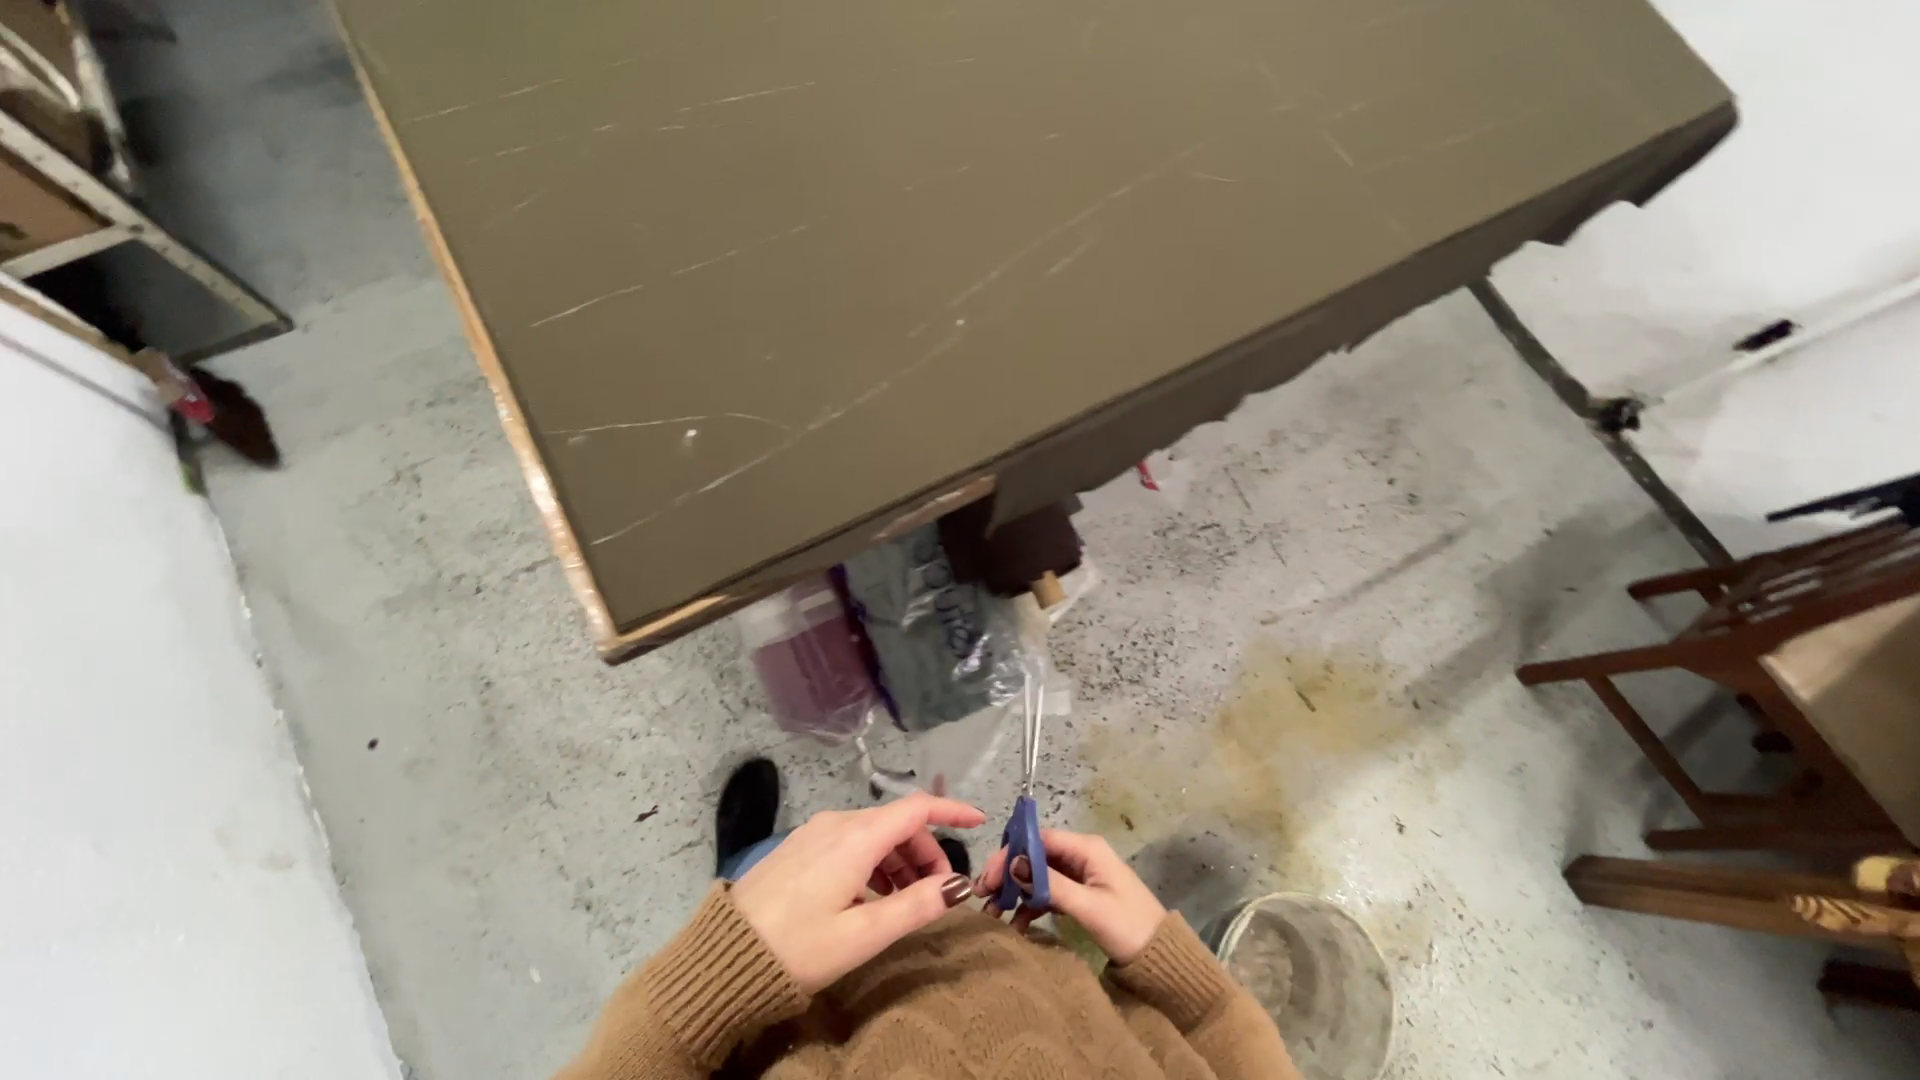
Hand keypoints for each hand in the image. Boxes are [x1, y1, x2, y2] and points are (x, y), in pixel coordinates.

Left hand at [731, 793, 985, 992]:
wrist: (725, 954)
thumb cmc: (798, 945)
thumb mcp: (863, 934)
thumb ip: (915, 906)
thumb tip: (959, 886)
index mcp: (856, 837)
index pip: (916, 808)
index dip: (952, 811)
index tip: (980, 820)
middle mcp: (837, 822)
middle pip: (897, 822)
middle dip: (925, 851)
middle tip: (936, 894)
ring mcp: (815, 832)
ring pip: (873, 833)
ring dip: (899, 860)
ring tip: (903, 902)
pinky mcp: (800, 846)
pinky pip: (850, 841)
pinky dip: (873, 862)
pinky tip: (870, 897)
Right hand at [979, 828, 1167, 963]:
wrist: (1161, 960)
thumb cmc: (1128, 927)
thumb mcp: (1088, 907)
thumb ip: (1050, 885)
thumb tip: (1014, 864)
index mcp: (1086, 848)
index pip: (1038, 839)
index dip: (1011, 854)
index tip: (988, 877)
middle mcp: (1081, 855)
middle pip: (1035, 855)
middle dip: (1008, 873)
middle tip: (983, 895)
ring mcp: (1080, 875)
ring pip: (1038, 875)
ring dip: (1015, 891)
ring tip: (992, 913)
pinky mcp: (1079, 894)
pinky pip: (1047, 893)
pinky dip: (1030, 906)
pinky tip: (1015, 924)